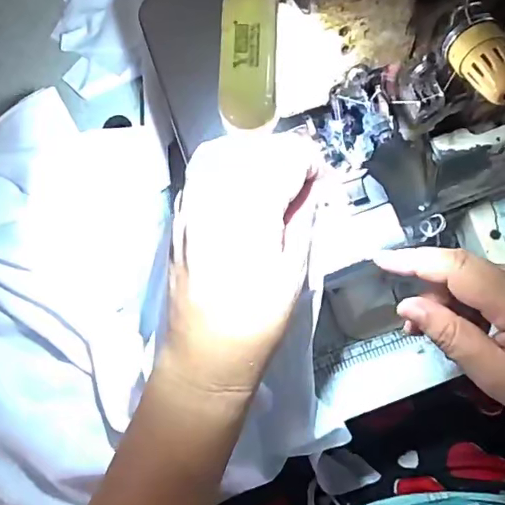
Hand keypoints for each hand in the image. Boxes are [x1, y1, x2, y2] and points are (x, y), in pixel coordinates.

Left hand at [159, 132, 324, 402]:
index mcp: (250, 210)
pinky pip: (202, 170)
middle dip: (286, 157)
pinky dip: (228, 167)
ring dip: (257, 157)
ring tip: (276, 182)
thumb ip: (303, 218)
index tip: (325, 184)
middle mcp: (214, 196)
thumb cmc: (256, 322)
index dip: (313, 163)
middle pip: (256, 148)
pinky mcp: (178, 215)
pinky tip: (244, 188)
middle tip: (306, 185)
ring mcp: (190, 203)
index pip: (287, 157)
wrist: (203, 356)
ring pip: (226, 151)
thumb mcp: (294, 270)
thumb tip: (313, 188)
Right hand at [373, 248, 504, 453]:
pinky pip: (496, 284)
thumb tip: (409, 306)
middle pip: (464, 270)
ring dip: (452, 299)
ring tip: (440, 336)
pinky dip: (473, 302)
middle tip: (412, 330)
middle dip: (431, 291)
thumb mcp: (497, 377)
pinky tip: (470, 331)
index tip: (380, 259)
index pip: (456, 266)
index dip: (414, 260)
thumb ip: (452, 336)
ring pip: (478, 276)